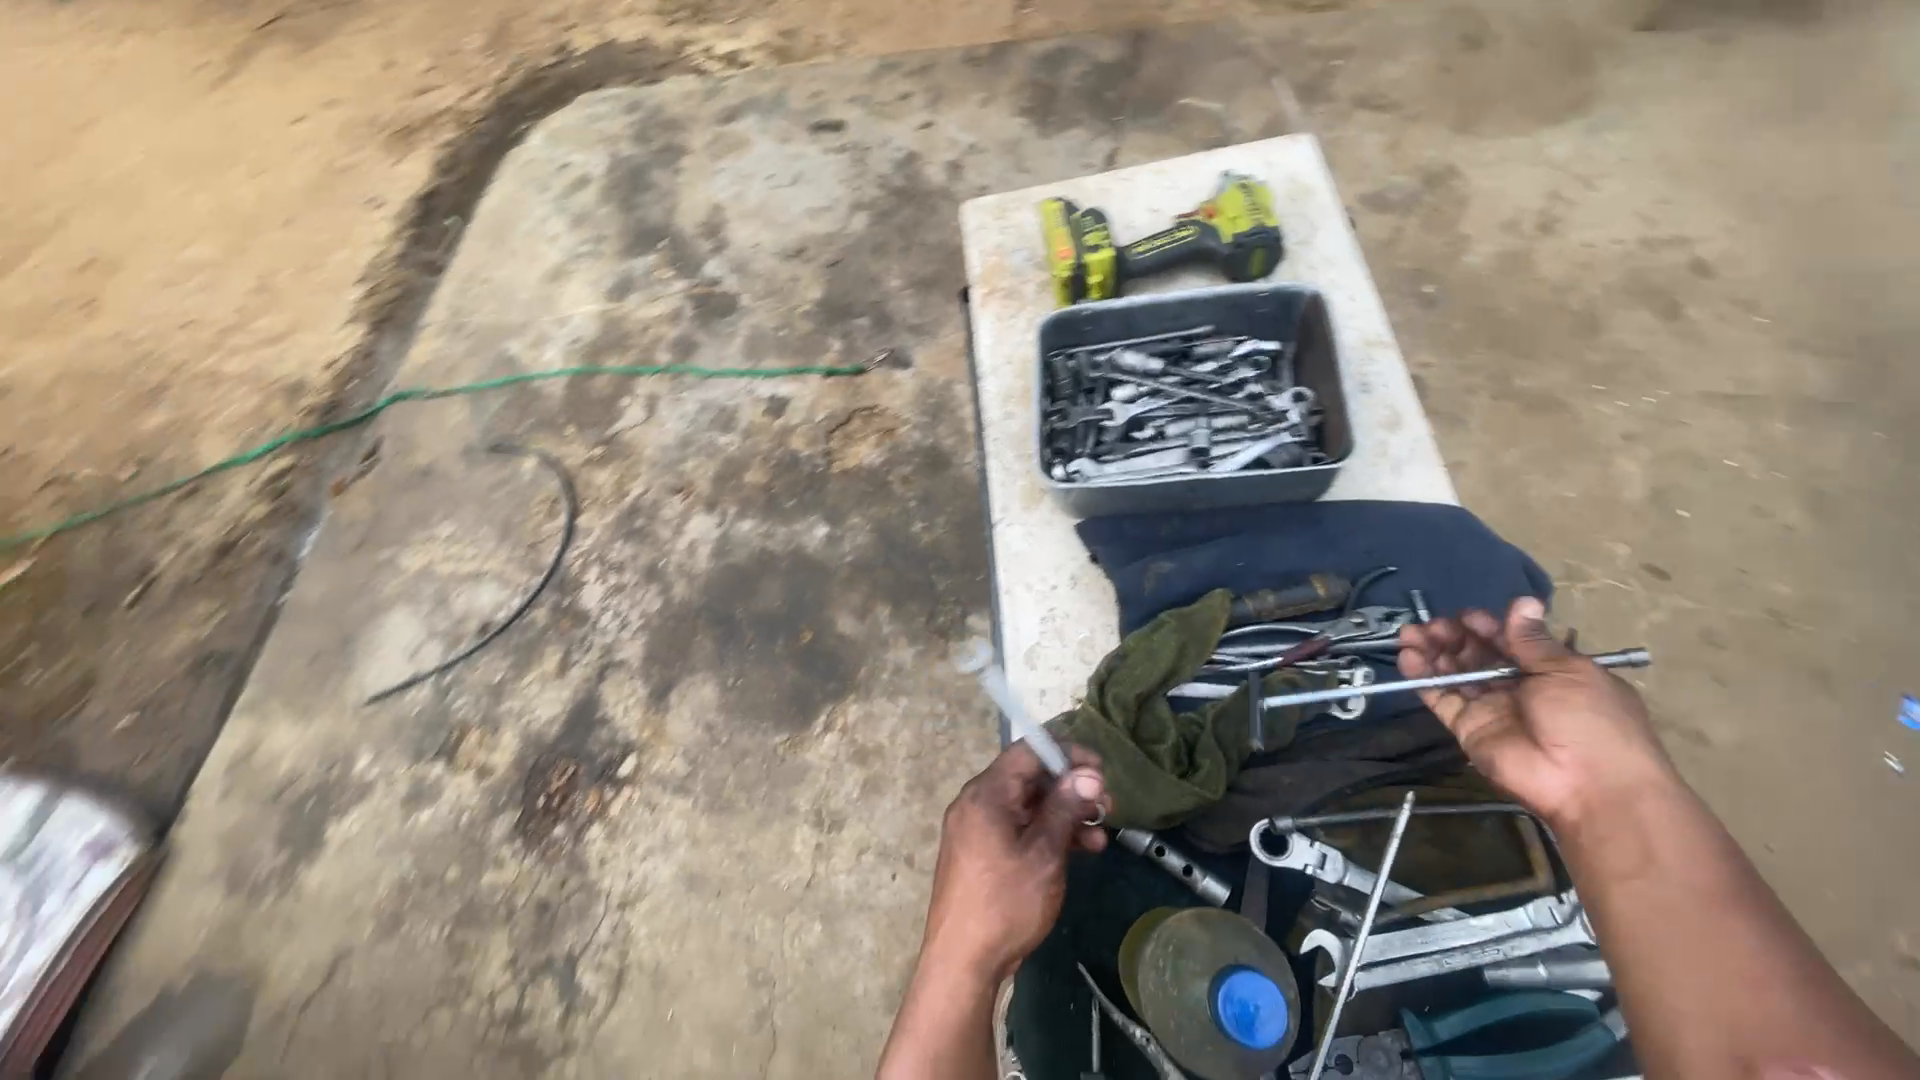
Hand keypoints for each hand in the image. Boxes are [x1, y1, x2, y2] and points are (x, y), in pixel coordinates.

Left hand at [919, 742, 1109, 985]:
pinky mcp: (982, 852)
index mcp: (986, 793)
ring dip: (1065, 813)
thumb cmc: (1005, 903)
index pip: (1028, 751)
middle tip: (1107, 805)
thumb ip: (1065, 808)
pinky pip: (1019, 828)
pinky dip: (1048, 833)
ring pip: (1028, 805)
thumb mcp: (1044, 854)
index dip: (1067, 753)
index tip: (1101, 769)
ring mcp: (978, 829)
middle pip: (1029, 777)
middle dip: (1070, 786)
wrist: (962, 963)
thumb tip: (1089, 774)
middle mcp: (977, 802)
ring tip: (1102, 831)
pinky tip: (1082, 849)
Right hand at [1397, 597, 1678, 828]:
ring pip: (1454, 673)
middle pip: (1475, 655)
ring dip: (1431, 652)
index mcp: (1549, 671)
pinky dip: (1422, 678)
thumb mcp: (1568, 672)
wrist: (1588, 785)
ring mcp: (1490, 707)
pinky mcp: (1468, 727)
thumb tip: (1523, 601)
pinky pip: (1441, 698)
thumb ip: (1532, 640)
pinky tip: (1408, 659)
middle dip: (1451, 637)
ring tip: (1409, 636)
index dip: (1485, 627)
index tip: (1465, 617)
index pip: (1508, 642)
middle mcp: (1516, 687)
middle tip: (1429, 626)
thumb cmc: (1590, 720)